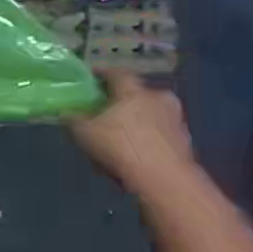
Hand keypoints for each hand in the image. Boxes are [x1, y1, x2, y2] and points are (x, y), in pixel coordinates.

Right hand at [68, 71, 197, 195]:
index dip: (102, 73)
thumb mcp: (83, 132)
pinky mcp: (185, 140)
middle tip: (104, 112)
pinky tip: (132, 156)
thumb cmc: (119, 146)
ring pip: (149, 114)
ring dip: (134, 122)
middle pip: (135, 94)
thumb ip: (73, 119)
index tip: (91, 77)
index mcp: (133, 90)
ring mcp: (175, 118)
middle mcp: (158, 97)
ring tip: (117, 141)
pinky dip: (146, 139)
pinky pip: (158, 133)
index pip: (117, 73)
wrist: (163, 178)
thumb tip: (67, 113)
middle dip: (120, 102)